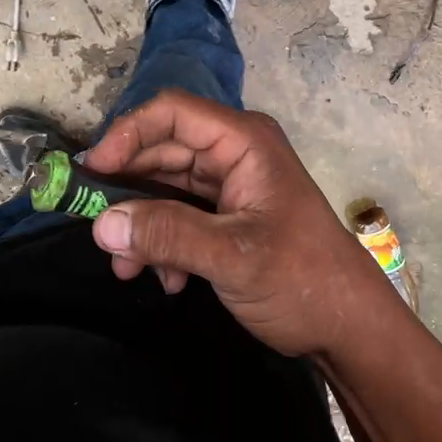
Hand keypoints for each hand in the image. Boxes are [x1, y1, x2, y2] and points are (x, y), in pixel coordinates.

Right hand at [82, 91, 398, 356]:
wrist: (349, 328)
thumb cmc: (302, 279)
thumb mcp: (233, 257)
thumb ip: (168, 236)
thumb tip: (101, 225)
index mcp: (243, 141)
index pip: (172, 112)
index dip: (128, 133)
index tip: (92, 170)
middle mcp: (232, 152)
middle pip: (162, 150)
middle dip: (127, 189)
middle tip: (94, 225)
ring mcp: (229, 183)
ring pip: (164, 186)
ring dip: (141, 224)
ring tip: (126, 268)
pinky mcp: (224, 214)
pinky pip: (177, 214)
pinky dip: (161, 242)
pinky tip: (165, 280)